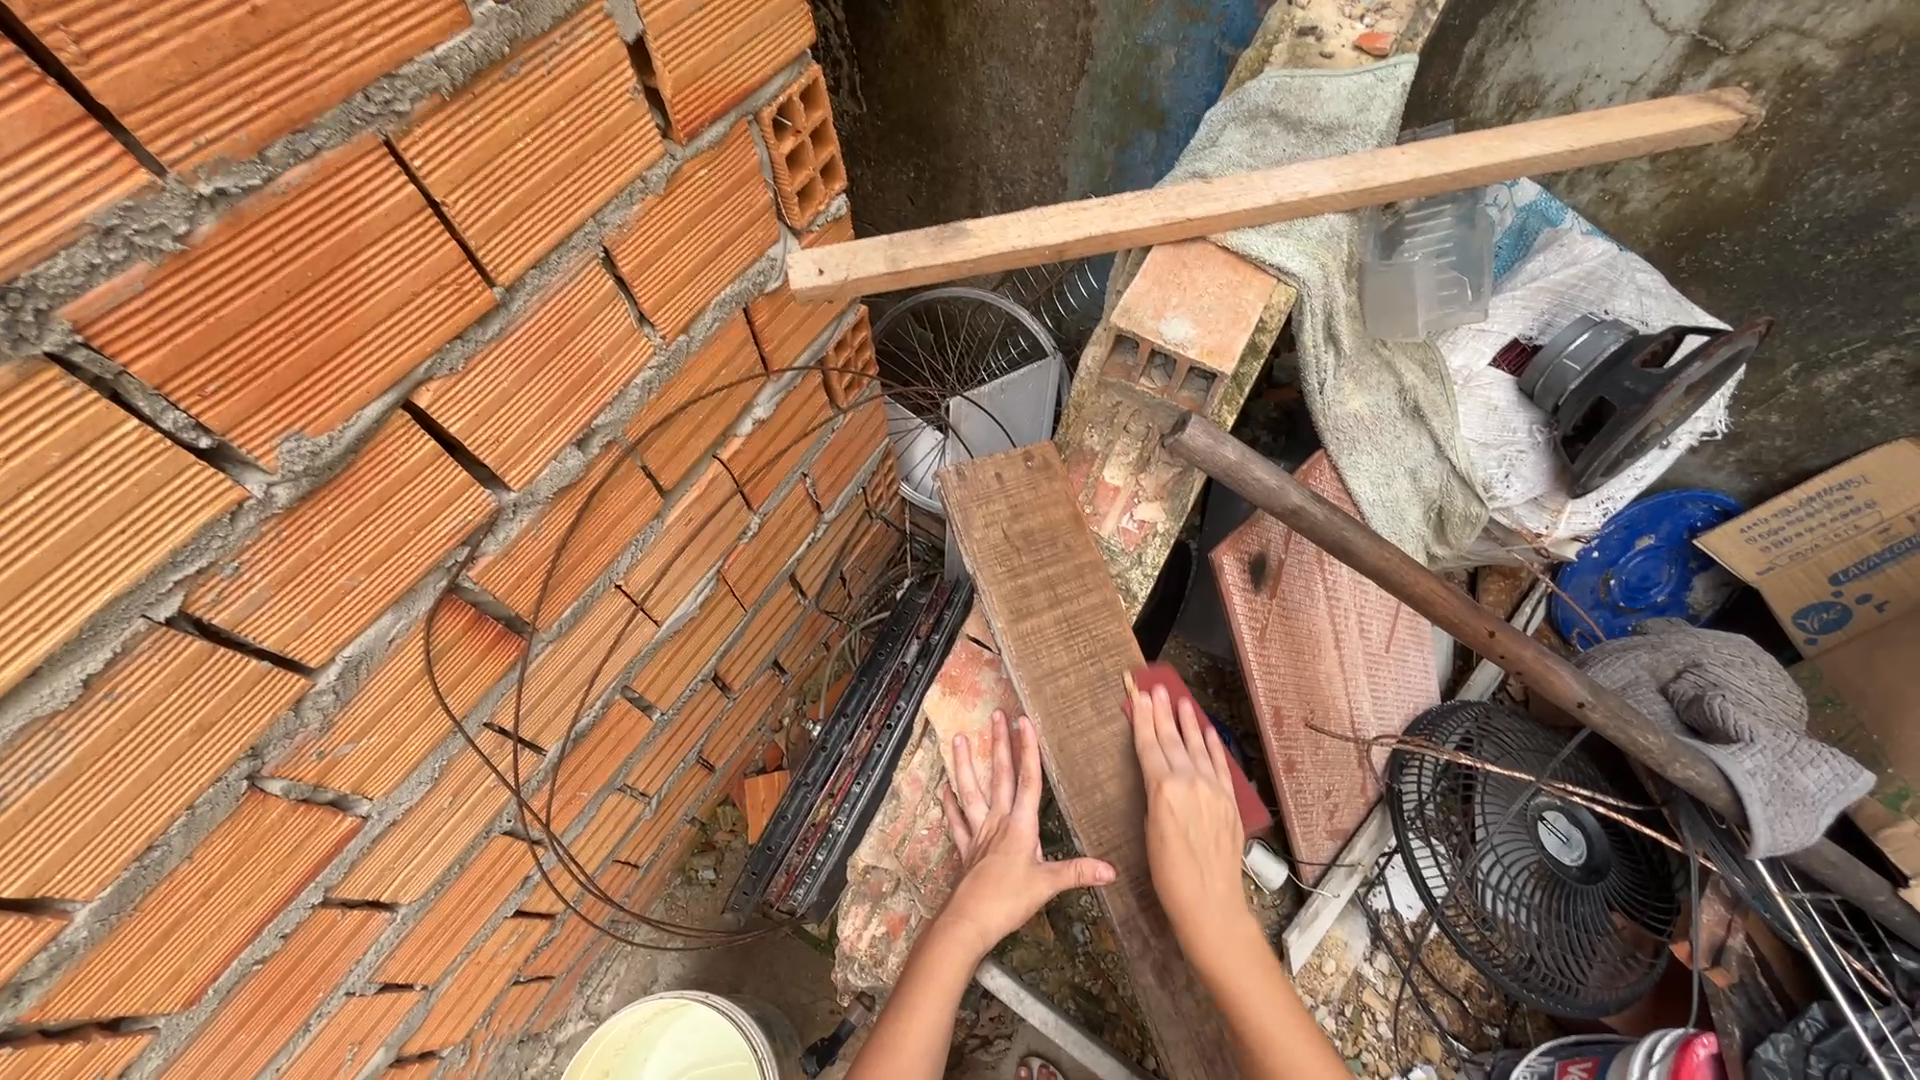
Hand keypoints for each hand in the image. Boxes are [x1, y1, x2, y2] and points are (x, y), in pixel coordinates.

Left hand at [937, 711, 1115, 958]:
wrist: (968, 921)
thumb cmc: (1008, 901)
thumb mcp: (1047, 886)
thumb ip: (1077, 872)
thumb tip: (1110, 870)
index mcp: (1020, 826)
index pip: (1028, 780)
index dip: (1028, 750)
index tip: (1025, 722)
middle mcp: (998, 822)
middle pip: (1000, 776)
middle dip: (999, 744)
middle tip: (997, 716)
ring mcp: (979, 833)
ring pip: (971, 791)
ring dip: (964, 764)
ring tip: (958, 738)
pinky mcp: (966, 849)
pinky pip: (957, 822)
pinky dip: (950, 804)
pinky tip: (944, 789)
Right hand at [1129, 681, 1251, 964]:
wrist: (1210, 902)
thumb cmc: (1169, 875)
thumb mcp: (1149, 830)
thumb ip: (1154, 795)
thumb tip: (1156, 772)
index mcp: (1164, 790)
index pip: (1150, 745)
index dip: (1144, 719)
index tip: (1141, 696)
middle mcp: (1190, 783)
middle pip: (1172, 740)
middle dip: (1163, 713)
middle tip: (1156, 689)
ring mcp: (1213, 790)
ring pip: (1197, 747)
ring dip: (1188, 722)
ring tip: (1181, 700)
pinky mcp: (1229, 801)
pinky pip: (1219, 765)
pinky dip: (1212, 745)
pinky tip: (1207, 731)